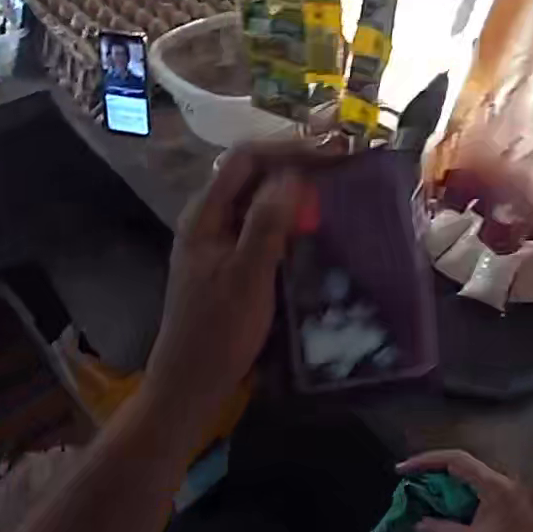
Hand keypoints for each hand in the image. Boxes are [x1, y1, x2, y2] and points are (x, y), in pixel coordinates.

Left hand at [143, 141, 332, 417]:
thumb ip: (267, 222)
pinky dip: (285, 221)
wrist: (192, 382)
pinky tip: (310, 230)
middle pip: (249, 176)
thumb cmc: (218, 331)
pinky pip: (257, 229)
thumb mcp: (248, 275)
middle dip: (293, 166)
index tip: (333, 153)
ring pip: (255, 203)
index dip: (288, 149)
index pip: (244, 159)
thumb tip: (294, 173)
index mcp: (204, 215)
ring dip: (291, 194)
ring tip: (332, 193)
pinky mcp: (226, 264)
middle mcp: (206, 220)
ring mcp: (215, 243)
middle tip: (340, 169)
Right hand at [402, 449, 532, 531]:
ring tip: (425, 500)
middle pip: (463, 468)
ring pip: (472, 485)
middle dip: (434, 475)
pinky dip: (461, 503)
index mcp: (496, 485)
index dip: (425, 461)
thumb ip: (440, 531)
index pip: (455, 459)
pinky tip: (449, 517)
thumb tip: (416, 525)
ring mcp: (514, 500)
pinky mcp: (516, 515)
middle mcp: (506, 486)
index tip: (401, 470)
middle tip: (410, 485)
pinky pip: (481, 498)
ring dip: (447, 490)